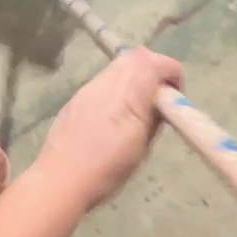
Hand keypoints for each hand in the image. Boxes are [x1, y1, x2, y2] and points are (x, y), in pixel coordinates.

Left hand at [33, 47, 182, 209]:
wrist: (59, 180)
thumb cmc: (106, 170)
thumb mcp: (141, 147)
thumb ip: (153, 116)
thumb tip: (163, 99)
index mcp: (124, 96)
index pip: (152, 62)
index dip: (171, 70)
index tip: (176, 94)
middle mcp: (104, 84)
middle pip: (134, 56)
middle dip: (155, 69)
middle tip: (162, 97)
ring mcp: (86, 90)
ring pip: (117, 66)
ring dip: (135, 76)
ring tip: (141, 106)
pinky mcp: (75, 99)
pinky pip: (103, 80)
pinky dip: (118, 86)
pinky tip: (117, 113)